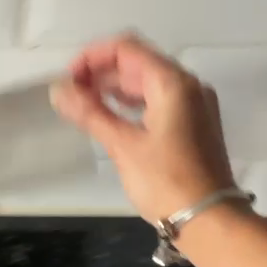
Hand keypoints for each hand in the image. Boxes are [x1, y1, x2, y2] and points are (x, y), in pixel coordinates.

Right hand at [51, 34, 237, 224]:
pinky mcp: (192, 125)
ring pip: (147, 83)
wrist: (206, 217)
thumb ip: (90, 114)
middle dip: (101, 72)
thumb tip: (59, 90)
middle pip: (138, 63)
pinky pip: (157, 102)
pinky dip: (131, 104)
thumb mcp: (123, 146)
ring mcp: (193, 105)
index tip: (67, 78)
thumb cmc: (165, 181)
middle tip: (71, 94)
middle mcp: (187, 86)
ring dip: (114, 88)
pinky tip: (111, 117)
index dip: (92, 57)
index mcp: (172, 83)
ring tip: (84, 105)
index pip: (127, 49)